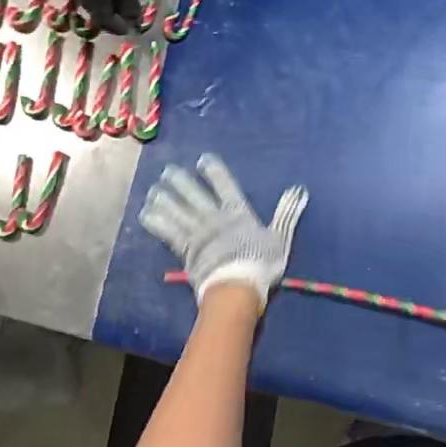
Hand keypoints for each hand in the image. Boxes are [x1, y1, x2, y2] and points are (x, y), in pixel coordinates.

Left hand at [138, 153, 306, 308]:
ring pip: (177, 209)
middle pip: (194, 194)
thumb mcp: (280, 237)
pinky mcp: (184, 248)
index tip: (202, 160)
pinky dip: (156, 221)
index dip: (213, 172)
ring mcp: (198, 232)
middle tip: (168, 171)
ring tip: (154, 189)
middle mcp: (215, 218)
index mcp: (238, 213)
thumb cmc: (262, 264)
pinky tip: (146, 212)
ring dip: (164, 198)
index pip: (225, 186)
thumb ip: (287, 212)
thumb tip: (299, 189)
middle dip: (180, 181)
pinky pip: (167, 230)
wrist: (238, 286)